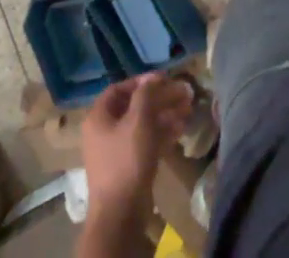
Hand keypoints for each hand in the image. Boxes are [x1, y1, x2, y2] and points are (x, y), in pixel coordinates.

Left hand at [80, 74, 194, 226]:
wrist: (121, 210)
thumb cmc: (127, 159)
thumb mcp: (138, 120)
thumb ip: (146, 94)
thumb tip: (153, 77)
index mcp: (99, 117)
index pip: (119, 89)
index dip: (142, 81)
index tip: (165, 79)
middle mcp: (105, 130)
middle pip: (135, 106)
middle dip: (160, 98)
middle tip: (184, 94)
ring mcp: (116, 149)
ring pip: (143, 124)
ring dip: (165, 114)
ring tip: (189, 110)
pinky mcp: (129, 164)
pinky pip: (146, 140)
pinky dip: (162, 132)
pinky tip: (181, 128)